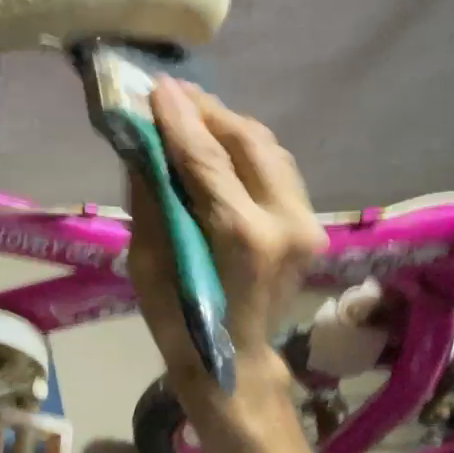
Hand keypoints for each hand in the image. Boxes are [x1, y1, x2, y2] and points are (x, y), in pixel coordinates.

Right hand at [127, 78, 327, 407]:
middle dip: (208, 113)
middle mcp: (283, 221)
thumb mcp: (149, 264)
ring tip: (193, 113)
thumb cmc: (179, 324)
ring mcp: (305, 223)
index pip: (206, 159)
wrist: (233, 365)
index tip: (157, 87)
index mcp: (239, 237)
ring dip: (230, 127)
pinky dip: (247, 150)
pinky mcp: (310, 225)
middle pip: (248, 142)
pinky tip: (220, 144)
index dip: (179, 119)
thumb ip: (152, 202)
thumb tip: (143, 148)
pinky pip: (277, 171)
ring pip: (270, 150)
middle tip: (173, 94)